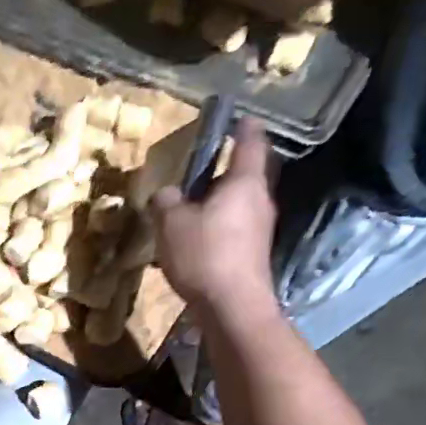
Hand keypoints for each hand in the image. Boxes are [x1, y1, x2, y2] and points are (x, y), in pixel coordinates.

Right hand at [151, 118, 281, 332]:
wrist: (232, 307)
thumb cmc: (204, 255)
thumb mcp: (172, 224)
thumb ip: (166, 202)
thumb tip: (165, 193)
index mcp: (244, 181)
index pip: (250, 141)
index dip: (242, 126)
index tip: (236, 117)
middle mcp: (260, 200)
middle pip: (244, 175)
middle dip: (223, 171)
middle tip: (198, 172)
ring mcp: (260, 229)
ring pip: (238, 204)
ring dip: (217, 203)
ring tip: (189, 210)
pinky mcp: (253, 254)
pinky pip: (234, 230)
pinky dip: (217, 228)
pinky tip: (195, 242)